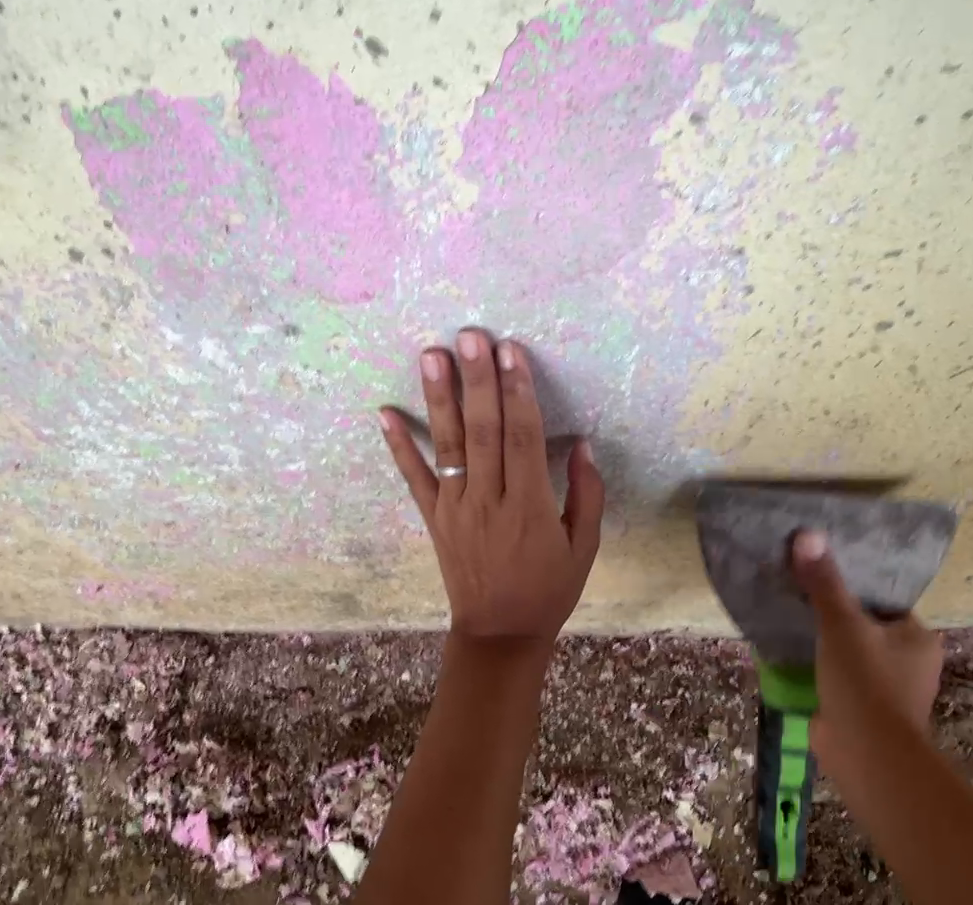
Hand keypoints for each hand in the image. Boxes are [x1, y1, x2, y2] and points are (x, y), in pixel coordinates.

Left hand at [378, 330, 605, 643]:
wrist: (499, 635)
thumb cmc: (548, 589)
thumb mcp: (585, 547)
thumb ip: (587, 493)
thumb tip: (582, 443)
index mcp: (530, 506)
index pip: (524, 437)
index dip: (518, 392)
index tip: (511, 352)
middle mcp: (489, 500)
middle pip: (483, 431)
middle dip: (477, 381)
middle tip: (469, 337)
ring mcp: (455, 508)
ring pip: (448, 446)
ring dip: (439, 398)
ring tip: (431, 356)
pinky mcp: (434, 518)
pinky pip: (414, 478)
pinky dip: (399, 446)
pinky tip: (385, 413)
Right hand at [788, 530, 943, 762]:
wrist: (867, 755)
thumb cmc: (866, 682)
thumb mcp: (841, 624)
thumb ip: (824, 582)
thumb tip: (807, 534)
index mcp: (918, 637)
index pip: (884, 600)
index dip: (853, 586)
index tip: (819, 572)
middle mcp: (910, 661)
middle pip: (865, 624)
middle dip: (834, 612)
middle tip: (797, 590)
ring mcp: (886, 689)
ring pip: (850, 651)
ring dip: (824, 640)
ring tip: (788, 615)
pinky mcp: (862, 709)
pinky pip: (837, 675)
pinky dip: (818, 665)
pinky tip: (790, 651)